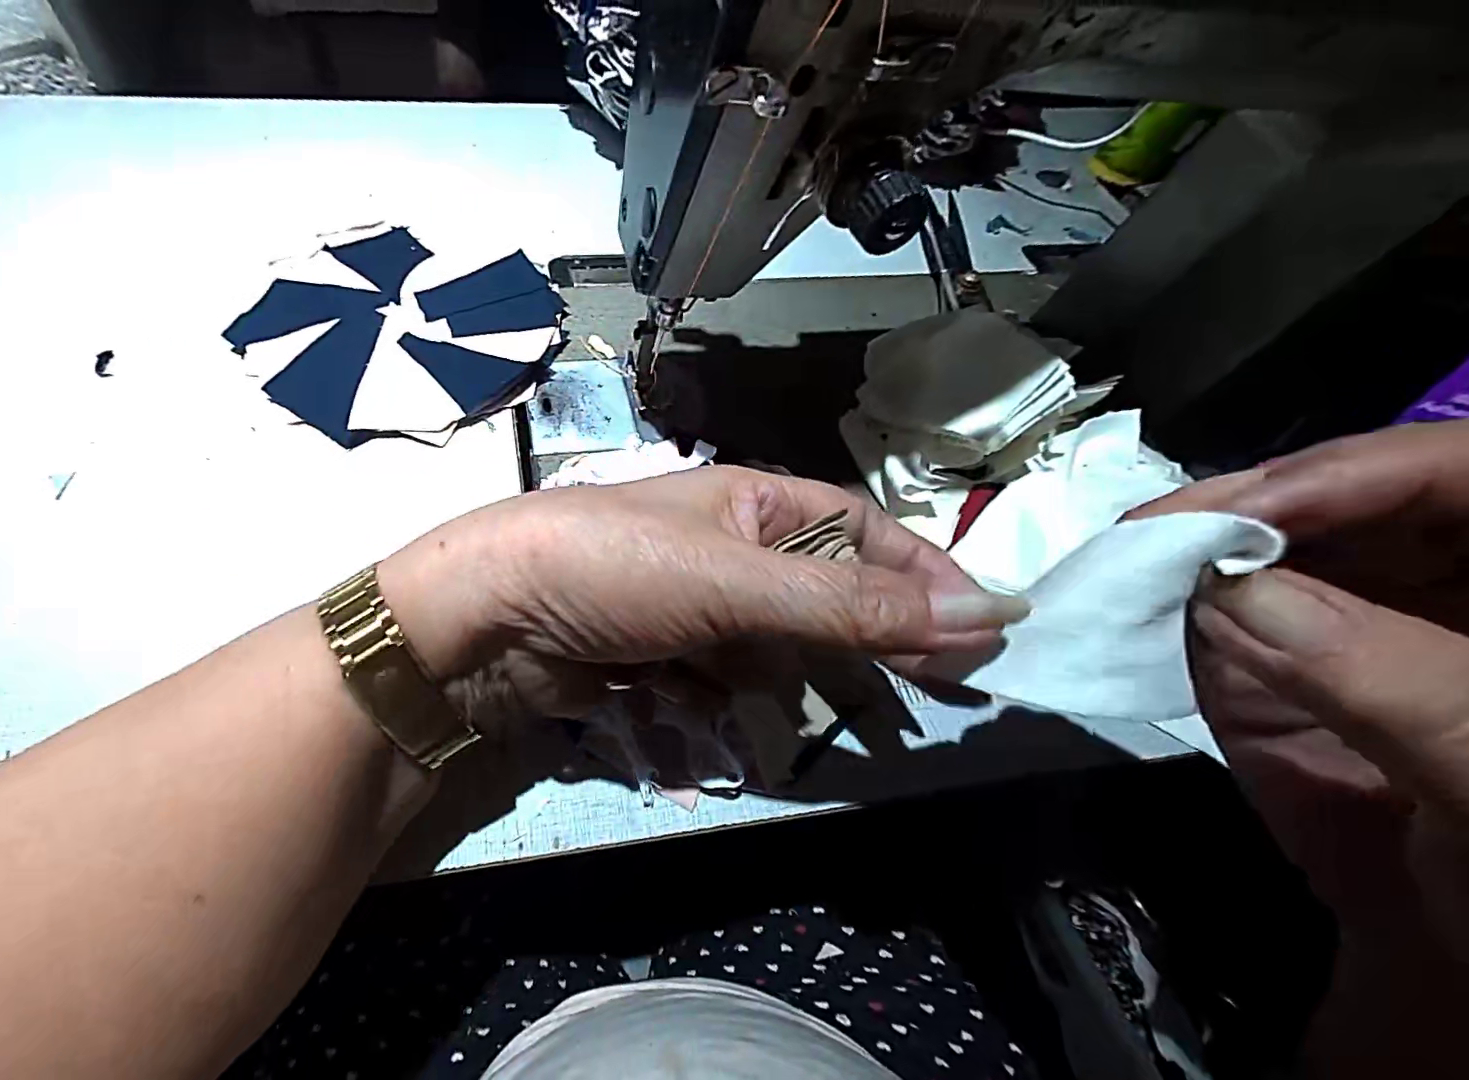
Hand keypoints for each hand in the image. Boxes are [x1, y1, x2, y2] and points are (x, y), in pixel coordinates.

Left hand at [378, 465, 1025, 727]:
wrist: (484, 623)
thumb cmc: (618, 569)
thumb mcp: (740, 580)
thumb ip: (853, 603)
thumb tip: (982, 611)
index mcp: (761, 504)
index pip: (868, 533)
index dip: (928, 575)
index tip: (985, 625)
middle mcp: (739, 549)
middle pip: (834, 595)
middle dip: (876, 639)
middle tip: (942, 684)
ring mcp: (705, 606)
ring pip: (787, 648)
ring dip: (802, 680)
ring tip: (825, 706)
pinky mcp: (673, 655)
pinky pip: (736, 681)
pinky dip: (741, 702)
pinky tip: (730, 713)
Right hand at [1136, 404, 1468, 1073]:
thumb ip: (1420, 701)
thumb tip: (1235, 597)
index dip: (1407, 467)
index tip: (1272, 504)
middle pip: (1400, 496)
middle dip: (1279, 501)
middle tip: (1169, 522)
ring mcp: (1407, 619)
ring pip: (1306, 544)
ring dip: (1213, 545)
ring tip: (1138, 549)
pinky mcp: (1312, 662)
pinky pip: (1245, 611)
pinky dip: (1188, 602)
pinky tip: (1142, 591)